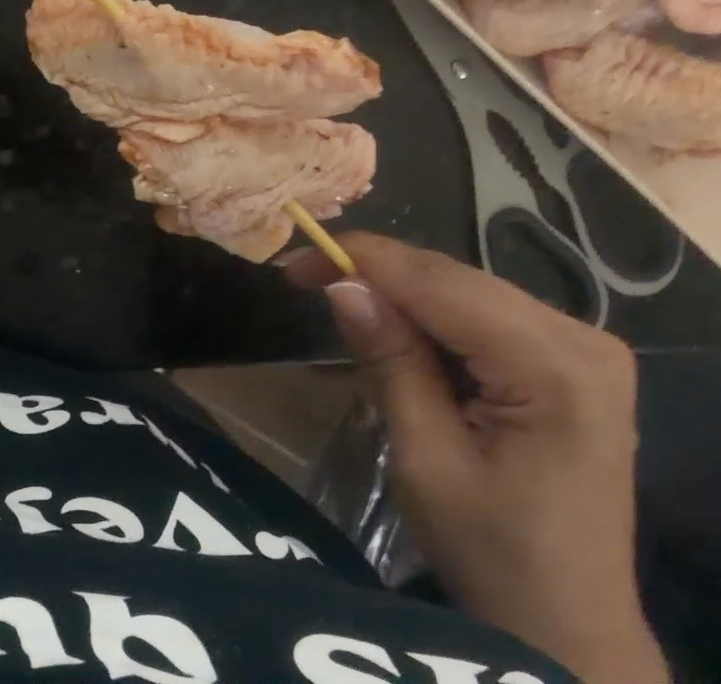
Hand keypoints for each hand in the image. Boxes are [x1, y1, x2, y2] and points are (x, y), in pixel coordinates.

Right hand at [286, 233, 668, 683]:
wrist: (564, 612)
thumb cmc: (488, 543)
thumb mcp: (423, 454)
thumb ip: (391, 362)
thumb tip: (342, 286)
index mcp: (554, 367)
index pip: (440, 284)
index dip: (360, 259)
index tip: (290, 262)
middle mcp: (582, 340)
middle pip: (456, 279)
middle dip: (374, 269)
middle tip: (298, 276)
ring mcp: (583, 351)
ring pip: (466, 290)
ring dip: (396, 289)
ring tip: (330, 296)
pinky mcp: (569, 365)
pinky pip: (483, 314)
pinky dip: (427, 312)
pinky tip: (388, 325)